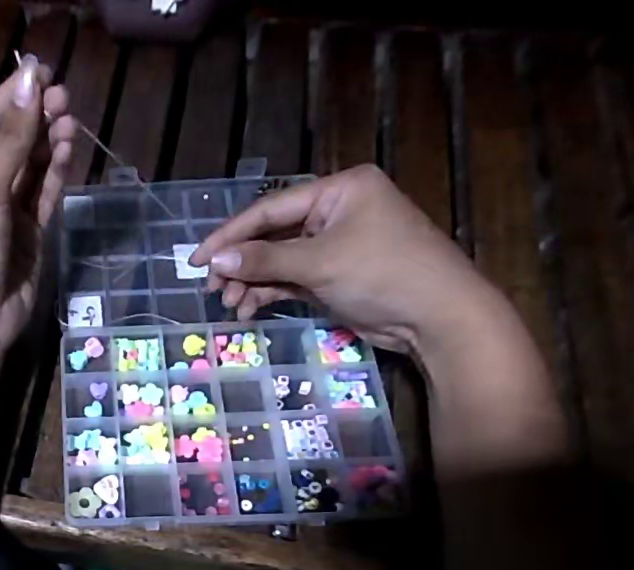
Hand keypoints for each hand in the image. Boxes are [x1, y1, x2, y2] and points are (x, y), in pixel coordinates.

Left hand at [0, 54, 75, 360]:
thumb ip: (12, 140)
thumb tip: (30, 83)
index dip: (13, 97)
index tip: (42, 72)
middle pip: (13, 143)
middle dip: (36, 118)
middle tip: (65, 95)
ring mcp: (9, 213)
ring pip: (33, 168)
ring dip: (50, 143)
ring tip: (71, 118)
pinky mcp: (32, 234)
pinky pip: (45, 196)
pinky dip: (57, 174)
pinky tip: (68, 150)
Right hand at [190, 164, 505, 354]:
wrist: (435, 315)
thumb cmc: (383, 272)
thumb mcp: (320, 262)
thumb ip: (266, 259)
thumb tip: (216, 259)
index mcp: (338, 190)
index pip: (270, 208)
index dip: (230, 234)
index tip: (197, 259)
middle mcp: (334, 212)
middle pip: (272, 235)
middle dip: (241, 263)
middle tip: (212, 288)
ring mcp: (334, 246)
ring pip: (279, 261)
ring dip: (253, 282)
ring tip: (230, 304)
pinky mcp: (334, 277)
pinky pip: (292, 280)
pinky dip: (270, 293)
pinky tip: (249, 309)